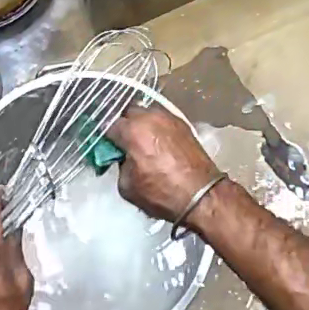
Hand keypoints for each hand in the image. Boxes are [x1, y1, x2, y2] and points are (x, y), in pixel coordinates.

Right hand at [108, 106, 221, 222]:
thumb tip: (123, 159)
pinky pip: (163, 120)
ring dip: (141, 124)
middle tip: (124, 143)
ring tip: (143, 142)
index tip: (106, 146)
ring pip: (147, 113)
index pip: (108, 126)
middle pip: (127, 113)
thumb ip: (119, 165)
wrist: (203, 196)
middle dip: (124, 126)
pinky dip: (157, 128)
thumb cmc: (164, 193)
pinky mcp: (183, 124)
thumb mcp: (127, 186)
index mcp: (132, 131)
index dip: (105, 137)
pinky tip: (158, 144)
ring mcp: (168, 118)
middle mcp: (149, 118)